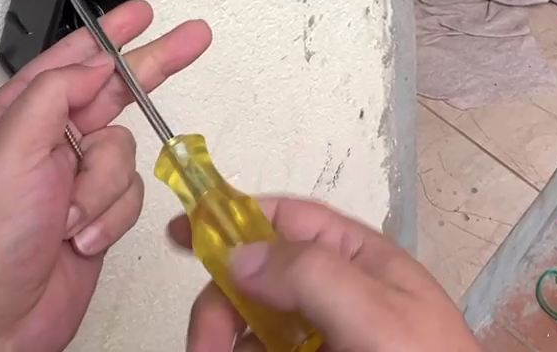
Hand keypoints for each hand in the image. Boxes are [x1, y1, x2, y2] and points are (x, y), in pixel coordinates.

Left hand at [0, 1, 211, 351]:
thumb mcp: (8, 154)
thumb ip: (53, 94)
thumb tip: (94, 63)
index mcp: (17, 117)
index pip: (73, 59)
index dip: (111, 33)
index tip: (143, 14)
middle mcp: (47, 141)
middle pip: (115, 90)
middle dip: (153, 67)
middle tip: (191, 39)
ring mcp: (73, 177)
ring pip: (125, 149)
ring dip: (104, 185)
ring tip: (71, 214)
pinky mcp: (95, 210)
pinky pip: (131, 191)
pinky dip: (111, 215)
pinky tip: (81, 235)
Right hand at [173, 196, 480, 351]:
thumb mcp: (376, 315)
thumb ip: (311, 274)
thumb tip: (241, 252)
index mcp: (355, 258)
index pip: (285, 219)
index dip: (233, 216)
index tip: (181, 230)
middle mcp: (333, 293)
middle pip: (256, 279)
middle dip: (220, 304)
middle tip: (205, 348)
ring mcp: (321, 339)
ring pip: (252, 328)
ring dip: (225, 341)